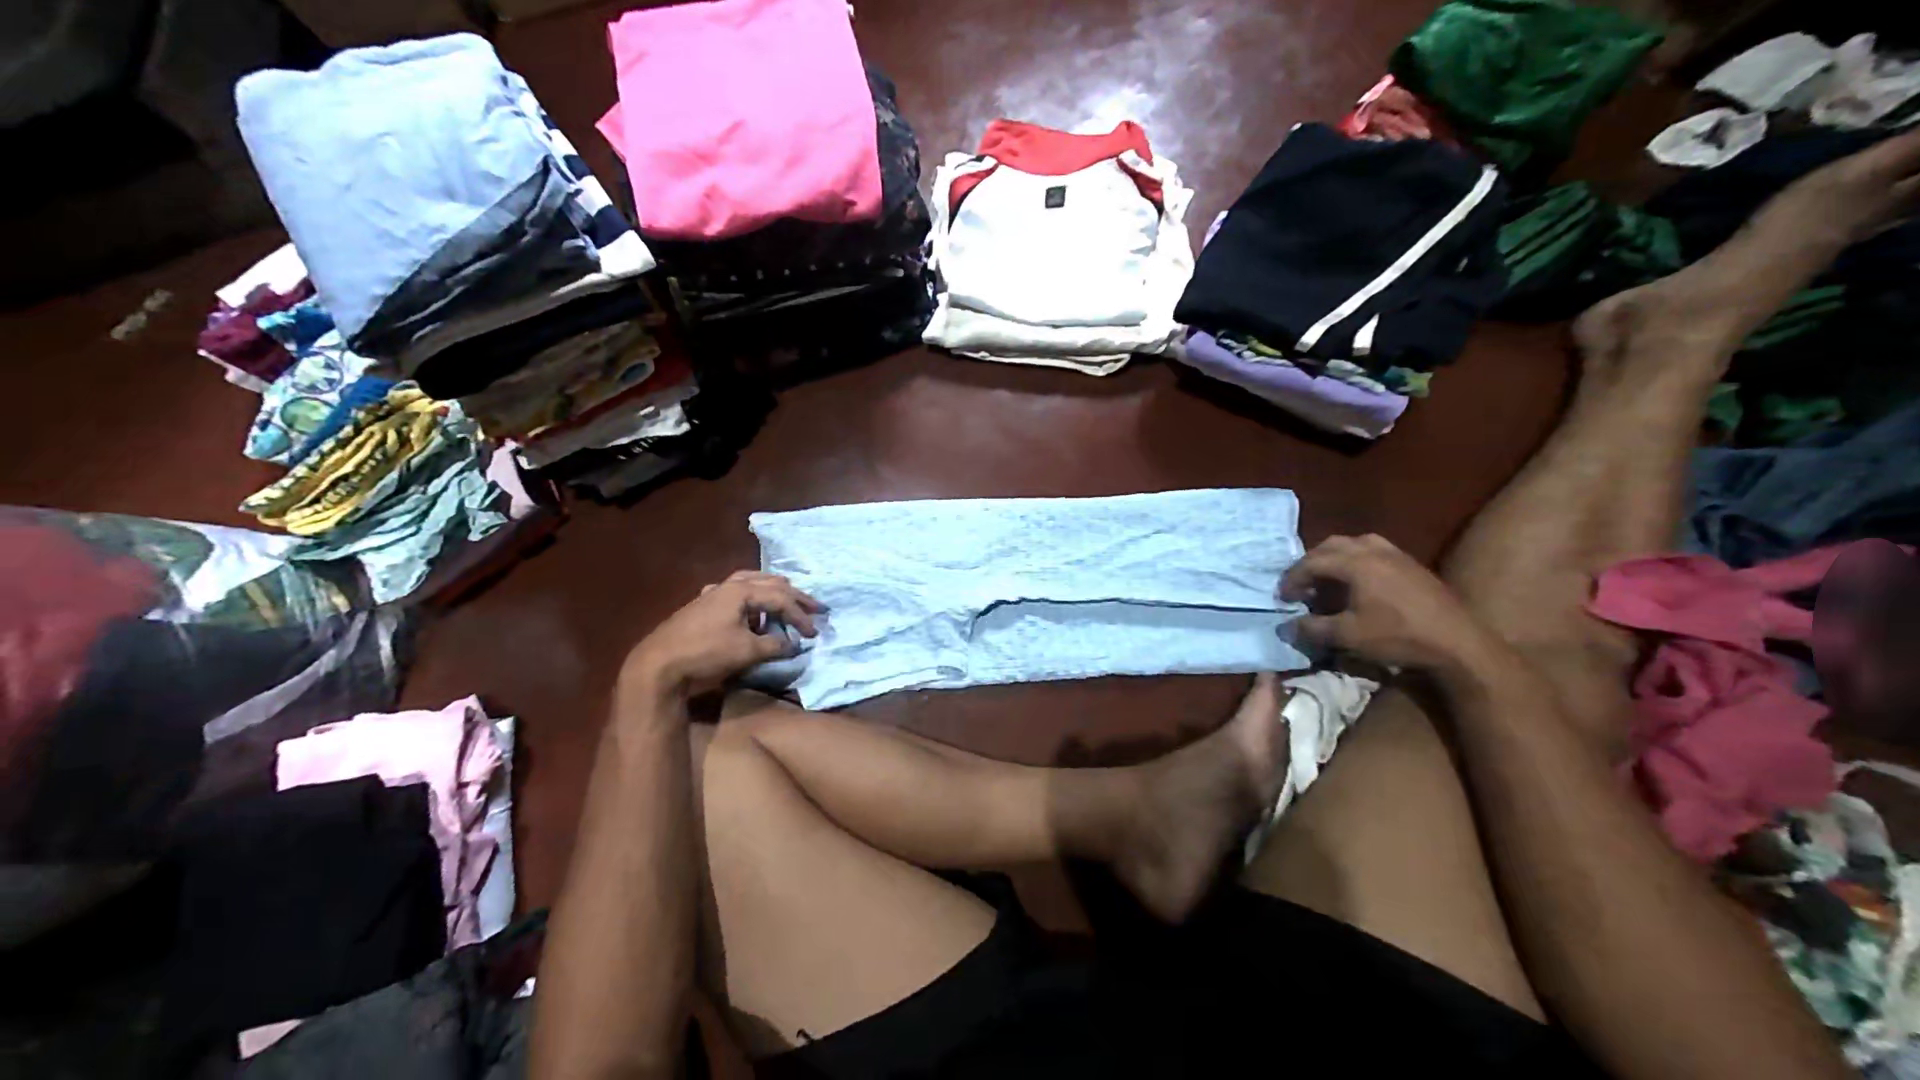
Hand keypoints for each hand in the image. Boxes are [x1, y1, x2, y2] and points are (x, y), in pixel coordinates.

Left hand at [622, 571, 823, 700]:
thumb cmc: (707, 653)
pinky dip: (749, 596)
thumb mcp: (747, 651)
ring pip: (750, 582)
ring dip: (771, 591)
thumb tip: (792, 644)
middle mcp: (729, 585)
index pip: (781, 599)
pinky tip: (747, 605)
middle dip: (793, 597)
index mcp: (742, 590)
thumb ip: (774, 644)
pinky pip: (733, 592)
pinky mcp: (702, 605)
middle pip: (769, 583)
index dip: (800, 616)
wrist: (659, 664)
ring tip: (786, 598)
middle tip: (814, 607)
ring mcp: (713, 594)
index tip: (813, 634)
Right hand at [1280, 535, 1494, 675]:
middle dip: (1311, 563)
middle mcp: (1374, 550)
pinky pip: (1374, 550)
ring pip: (1355, 543)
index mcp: (1355, 563)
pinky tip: (1359, 582)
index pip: (1312, 562)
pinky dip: (1356, 560)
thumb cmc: (1398, 636)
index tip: (1283, 597)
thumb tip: (1287, 626)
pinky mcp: (1412, 564)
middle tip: (1302, 584)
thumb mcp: (1348, 636)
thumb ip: (1313, 628)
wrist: (1458, 643)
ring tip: (1328, 579)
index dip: (1293, 579)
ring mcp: (1396, 554)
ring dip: (1335, 557)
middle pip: (1331, 545)